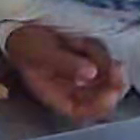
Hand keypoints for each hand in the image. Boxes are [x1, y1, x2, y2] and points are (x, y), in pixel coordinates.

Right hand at [4, 24, 127, 122]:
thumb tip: (90, 73)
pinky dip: (100, 51)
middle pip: (101, 97)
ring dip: (102, 59)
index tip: (111, 91)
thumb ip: (64, 64)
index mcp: (55, 96)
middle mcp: (71, 91)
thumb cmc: (26, 45)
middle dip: (112, 82)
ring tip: (81, 43)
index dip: (99, 106)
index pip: (81, 111)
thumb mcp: (41, 54)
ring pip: (107, 78)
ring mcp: (83, 78)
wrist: (23, 29)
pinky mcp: (89, 64)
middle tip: (116, 65)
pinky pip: (105, 62)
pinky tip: (83, 43)